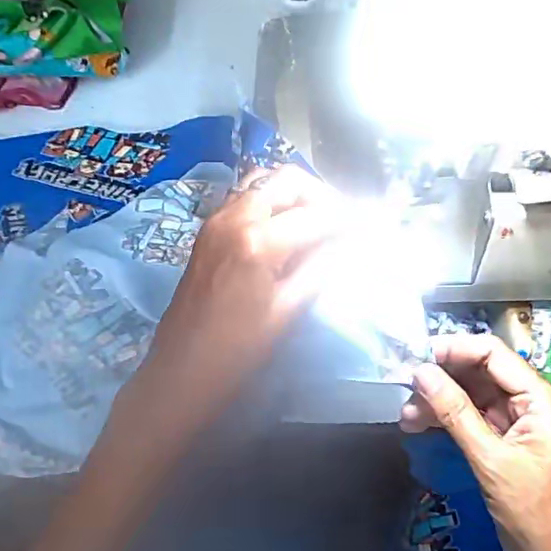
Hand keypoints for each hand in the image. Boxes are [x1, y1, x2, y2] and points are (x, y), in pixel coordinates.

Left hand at [119, 166, 341, 433]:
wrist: (181, 369)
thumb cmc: (237, 351)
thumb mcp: (287, 312)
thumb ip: (319, 268)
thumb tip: (345, 243)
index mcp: (258, 240)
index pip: (318, 214)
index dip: (348, 220)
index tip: (369, 228)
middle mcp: (235, 216)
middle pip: (289, 181)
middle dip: (322, 196)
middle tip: (342, 223)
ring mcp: (217, 219)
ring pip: (264, 183)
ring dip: (295, 195)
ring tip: (316, 224)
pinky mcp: (208, 229)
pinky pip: (245, 198)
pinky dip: (270, 203)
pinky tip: (285, 230)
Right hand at [401, 334, 550, 550]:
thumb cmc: (537, 516)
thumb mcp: (491, 461)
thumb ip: (455, 413)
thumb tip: (421, 373)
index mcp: (541, 400)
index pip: (494, 355)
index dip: (454, 351)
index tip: (416, 359)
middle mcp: (533, 405)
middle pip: (481, 374)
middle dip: (442, 379)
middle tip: (405, 391)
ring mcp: (521, 425)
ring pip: (473, 398)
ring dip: (440, 402)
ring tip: (406, 416)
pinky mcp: (509, 445)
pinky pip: (474, 420)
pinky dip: (449, 421)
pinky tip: (421, 426)